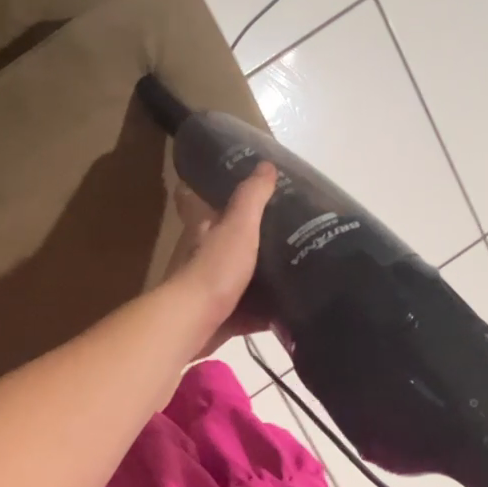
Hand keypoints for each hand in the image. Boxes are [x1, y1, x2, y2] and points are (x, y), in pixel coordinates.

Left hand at [164, 164, 273, 357]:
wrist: (193, 322)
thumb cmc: (213, 269)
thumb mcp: (238, 226)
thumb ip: (251, 198)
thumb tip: (266, 164)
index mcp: (201, 229)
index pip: (192, 201)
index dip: (200, 189)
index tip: (219, 183)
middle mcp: (200, 257)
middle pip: (221, 242)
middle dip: (245, 238)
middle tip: (282, 231)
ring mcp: (207, 290)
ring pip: (236, 279)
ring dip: (259, 278)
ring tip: (295, 270)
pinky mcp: (218, 319)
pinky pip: (245, 313)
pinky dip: (263, 313)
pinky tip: (288, 310)